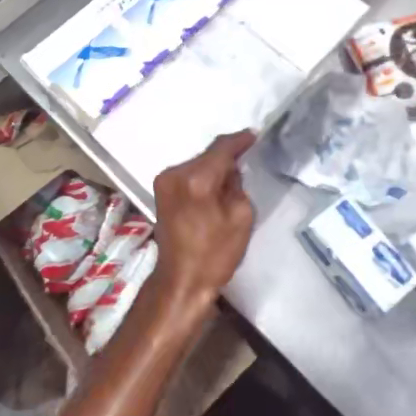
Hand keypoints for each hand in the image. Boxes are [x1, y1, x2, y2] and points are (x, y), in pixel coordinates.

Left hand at [151, 130, 257, 307]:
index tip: (254, 135)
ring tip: (233, 173)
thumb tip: (231, 170)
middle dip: (227, 155)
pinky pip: (187, 174)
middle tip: (248, 156)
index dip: (239, 140)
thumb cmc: (215, 254)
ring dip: (213, 166)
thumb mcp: (240, 217)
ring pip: (196, 163)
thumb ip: (237, 185)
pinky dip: (202, 176)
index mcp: (197, 180)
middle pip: (207, 154)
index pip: (221, 148)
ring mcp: (164, 181)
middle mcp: (176, 173)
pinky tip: (214, 185)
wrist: (180, 281)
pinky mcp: (161, 191)